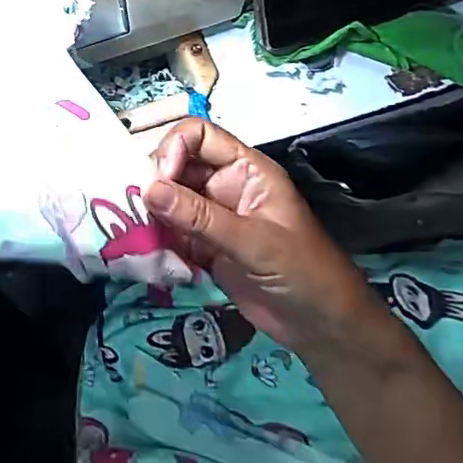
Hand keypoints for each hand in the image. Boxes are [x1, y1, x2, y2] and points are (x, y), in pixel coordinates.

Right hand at [145, 118, 376, 350]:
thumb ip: (201, 217)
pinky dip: (155, 237)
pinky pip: (167, 229)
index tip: (161, 180)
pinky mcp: (200, 243)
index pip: (199, 135)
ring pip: (166, 198)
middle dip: (155, 183)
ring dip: (150, 212)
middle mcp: (223, 185)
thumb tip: (149, 190)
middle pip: (175, 165)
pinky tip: (150, 251)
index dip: (174, 148)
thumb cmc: (304, 273)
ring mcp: (210, 215)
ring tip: (141, 232)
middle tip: (142, 210)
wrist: (321, 327)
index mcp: (245, 169)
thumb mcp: (255, 242)